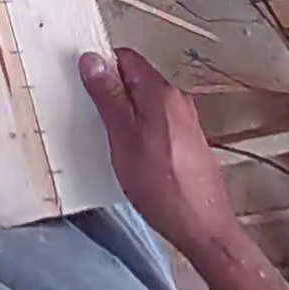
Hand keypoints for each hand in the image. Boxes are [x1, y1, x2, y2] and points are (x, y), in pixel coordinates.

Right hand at [80, 48, 238, 252]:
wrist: (205, 232)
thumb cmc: (159, 182)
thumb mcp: (122, 135)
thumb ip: (107, 95)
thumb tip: (92, 59)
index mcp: (161, 92)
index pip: (126, 57)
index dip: (102, 64)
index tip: (84, 82)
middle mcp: (178, 100)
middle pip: (135, 78)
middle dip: (111, 89)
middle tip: (91, 110)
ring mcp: (186, 122)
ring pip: (145, 101)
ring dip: (124, 110)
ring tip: (108, 133)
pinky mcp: (189, 143)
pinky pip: (155, 120)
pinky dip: (138, 127)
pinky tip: (130, 151)